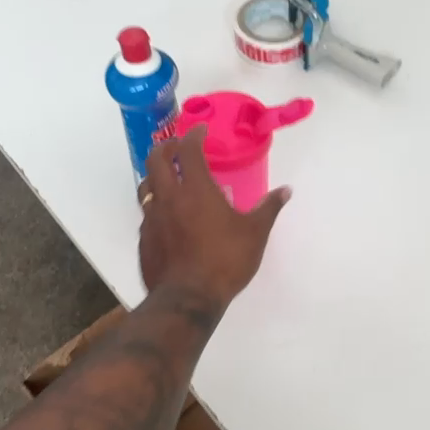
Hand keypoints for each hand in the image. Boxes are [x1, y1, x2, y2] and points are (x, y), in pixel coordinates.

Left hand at [137, 128, 290, 312]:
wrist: (187, 298)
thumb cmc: (225, 260)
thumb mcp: (255, 233)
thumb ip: (269, 208)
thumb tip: (286, 190)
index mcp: (196, 190)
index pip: (188, 150)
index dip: (193, 135)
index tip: (201, 131)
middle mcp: (169, 197)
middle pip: (155, 159)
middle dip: (166, 146)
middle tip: (179, 146)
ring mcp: (152, 218)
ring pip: (145, 185)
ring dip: (156, 174)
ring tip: (169, 177)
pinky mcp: (144, 239)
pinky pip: (146, 212)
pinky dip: (156, 204)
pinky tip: (168, 215)